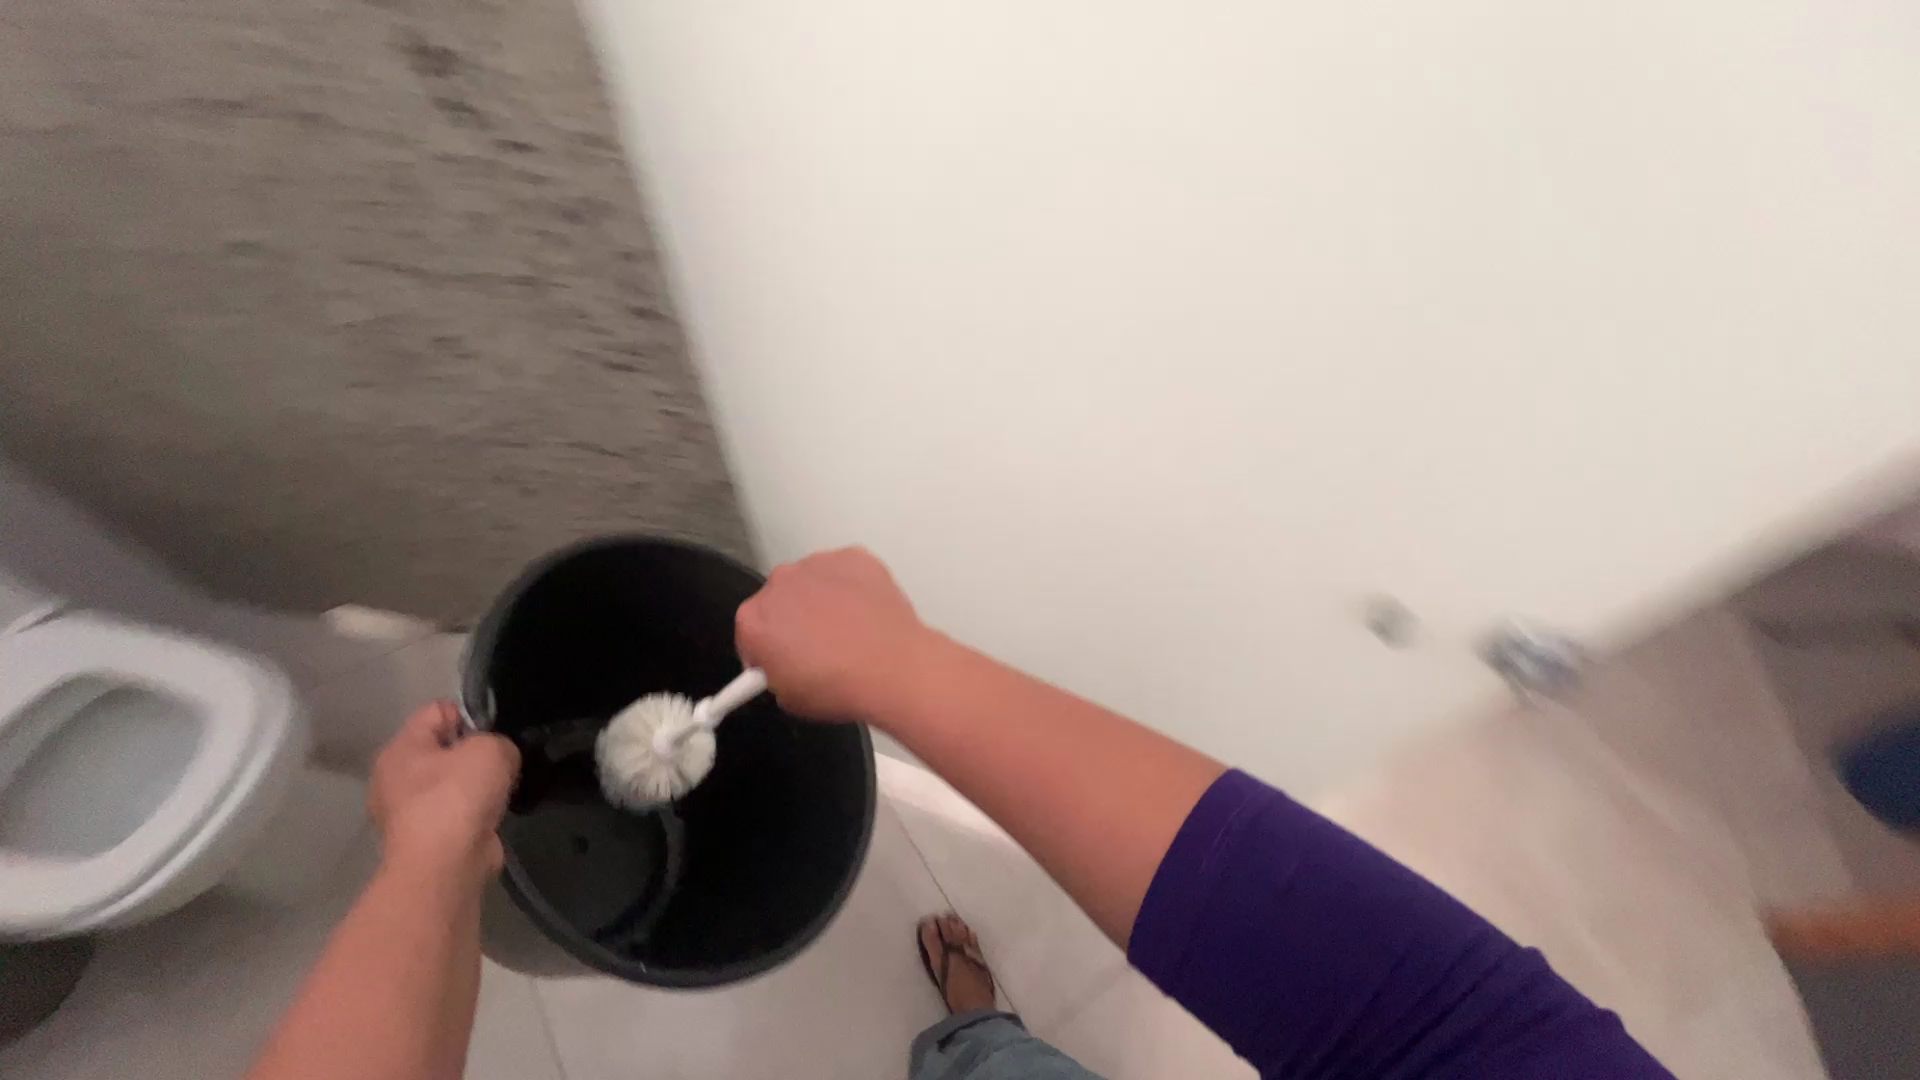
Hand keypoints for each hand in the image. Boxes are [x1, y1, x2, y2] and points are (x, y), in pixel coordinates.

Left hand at [368, 702, 520, 885]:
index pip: (438, 710)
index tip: (495, 732)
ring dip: (477, 783)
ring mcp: (406, 810)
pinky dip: (475, 810)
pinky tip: (492, 812)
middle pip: (444, 747)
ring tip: (501, 788)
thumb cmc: (458, 796)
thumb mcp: (491, 748)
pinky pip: (456, 808)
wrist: (446, 863)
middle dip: (475, 751)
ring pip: (452, 781)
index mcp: (400, 749)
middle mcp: (394, 777)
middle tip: (502, 761)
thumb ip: (499, 741)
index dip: (471, 715)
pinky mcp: (425, 836)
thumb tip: (496, 758)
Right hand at [736, 547, 934, 722]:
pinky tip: (866, 613)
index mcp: (754, 620)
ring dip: (823, 600)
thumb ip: (775, 673)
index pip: (749, 635)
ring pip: (813, 583)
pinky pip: (846, 572)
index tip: (783, 661)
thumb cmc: (842, 685)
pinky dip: (853, 587)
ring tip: (849, 633)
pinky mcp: (853, 557)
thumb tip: (784, 665)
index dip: (767, 652)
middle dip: (794, 621)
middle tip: (820, 650)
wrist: (894, 668)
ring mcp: (817, 565)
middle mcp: (780, 583)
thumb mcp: (789, 698)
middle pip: (780, 602)